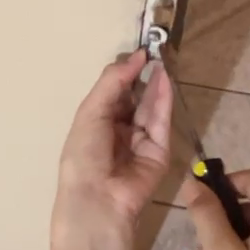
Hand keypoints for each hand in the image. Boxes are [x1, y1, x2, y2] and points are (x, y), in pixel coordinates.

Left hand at [53, 48, 172, 238]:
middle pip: (133, 98)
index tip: (137, 52)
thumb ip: (112, 82)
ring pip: (150, 108)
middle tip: (153, 51)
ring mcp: (140, 141)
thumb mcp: (91, 112)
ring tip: (160, 59)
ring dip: (155, 84)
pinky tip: (164, 79)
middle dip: (141, 77)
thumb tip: (136, 56)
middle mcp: (118, 131)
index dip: (123, 73)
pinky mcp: (159, 151)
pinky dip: (164, 100)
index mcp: (95, 124)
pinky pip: (161, 121)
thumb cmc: (84, 154)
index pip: (113, 92)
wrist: (98, 198)